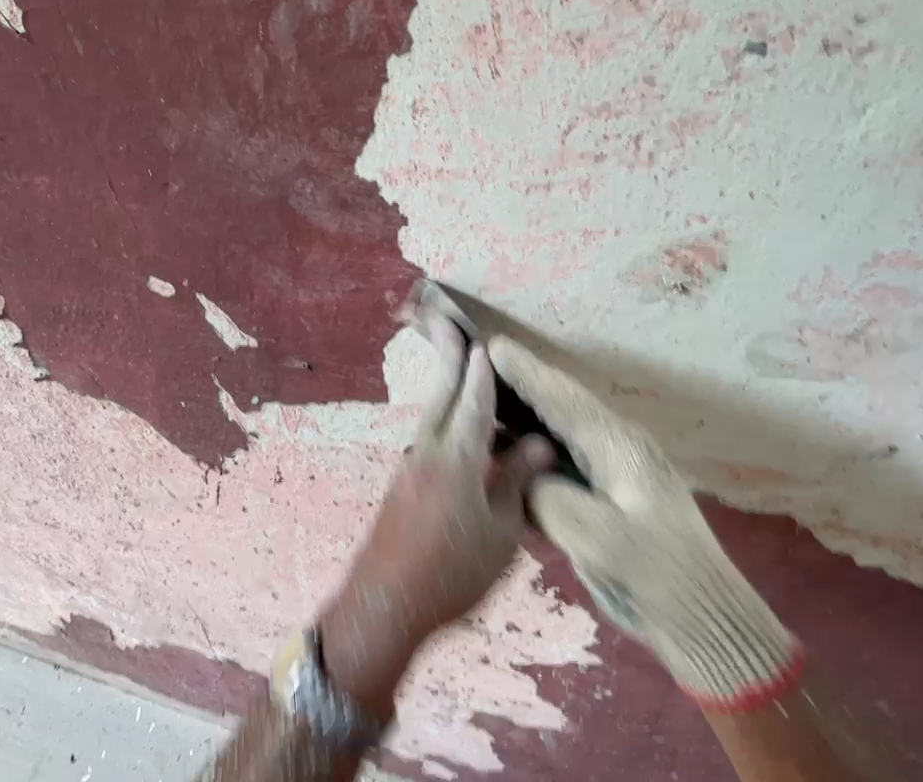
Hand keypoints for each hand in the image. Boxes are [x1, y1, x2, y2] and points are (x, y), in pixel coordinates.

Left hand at [315, 310, 552, 713]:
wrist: (384, 602)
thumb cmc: (453, 572)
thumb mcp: (500, 532)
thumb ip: (516, 482)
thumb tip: (537, 443)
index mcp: (456, 457)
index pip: (474, 401)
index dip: (482, 370)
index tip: (484, 339)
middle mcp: (428, 450)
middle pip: (442, 393)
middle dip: (448, 356)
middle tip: (448, 319)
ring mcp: (410, 466)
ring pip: (431, 412)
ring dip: (444, 384)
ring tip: (458, 364)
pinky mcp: (402, 483)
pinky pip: (428, 435)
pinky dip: (441, 414)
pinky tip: (454, 424)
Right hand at [490, 335, 802, 710]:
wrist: (709, 622)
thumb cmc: (655, 577)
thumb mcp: (595, 539)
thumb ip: (549, 497)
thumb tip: (524, 475)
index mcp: (618, 449)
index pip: (561, 399)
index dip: (525, 373)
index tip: (490, 346)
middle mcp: (620, 447)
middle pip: (562, 403)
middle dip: (523, 381)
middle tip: (480, 363)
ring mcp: (620, 469)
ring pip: (564, 428)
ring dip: (528, 410)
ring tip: (488, 398)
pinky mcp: (616, 493)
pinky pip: (568, 455)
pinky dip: (538, 442)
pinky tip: (514, 446)